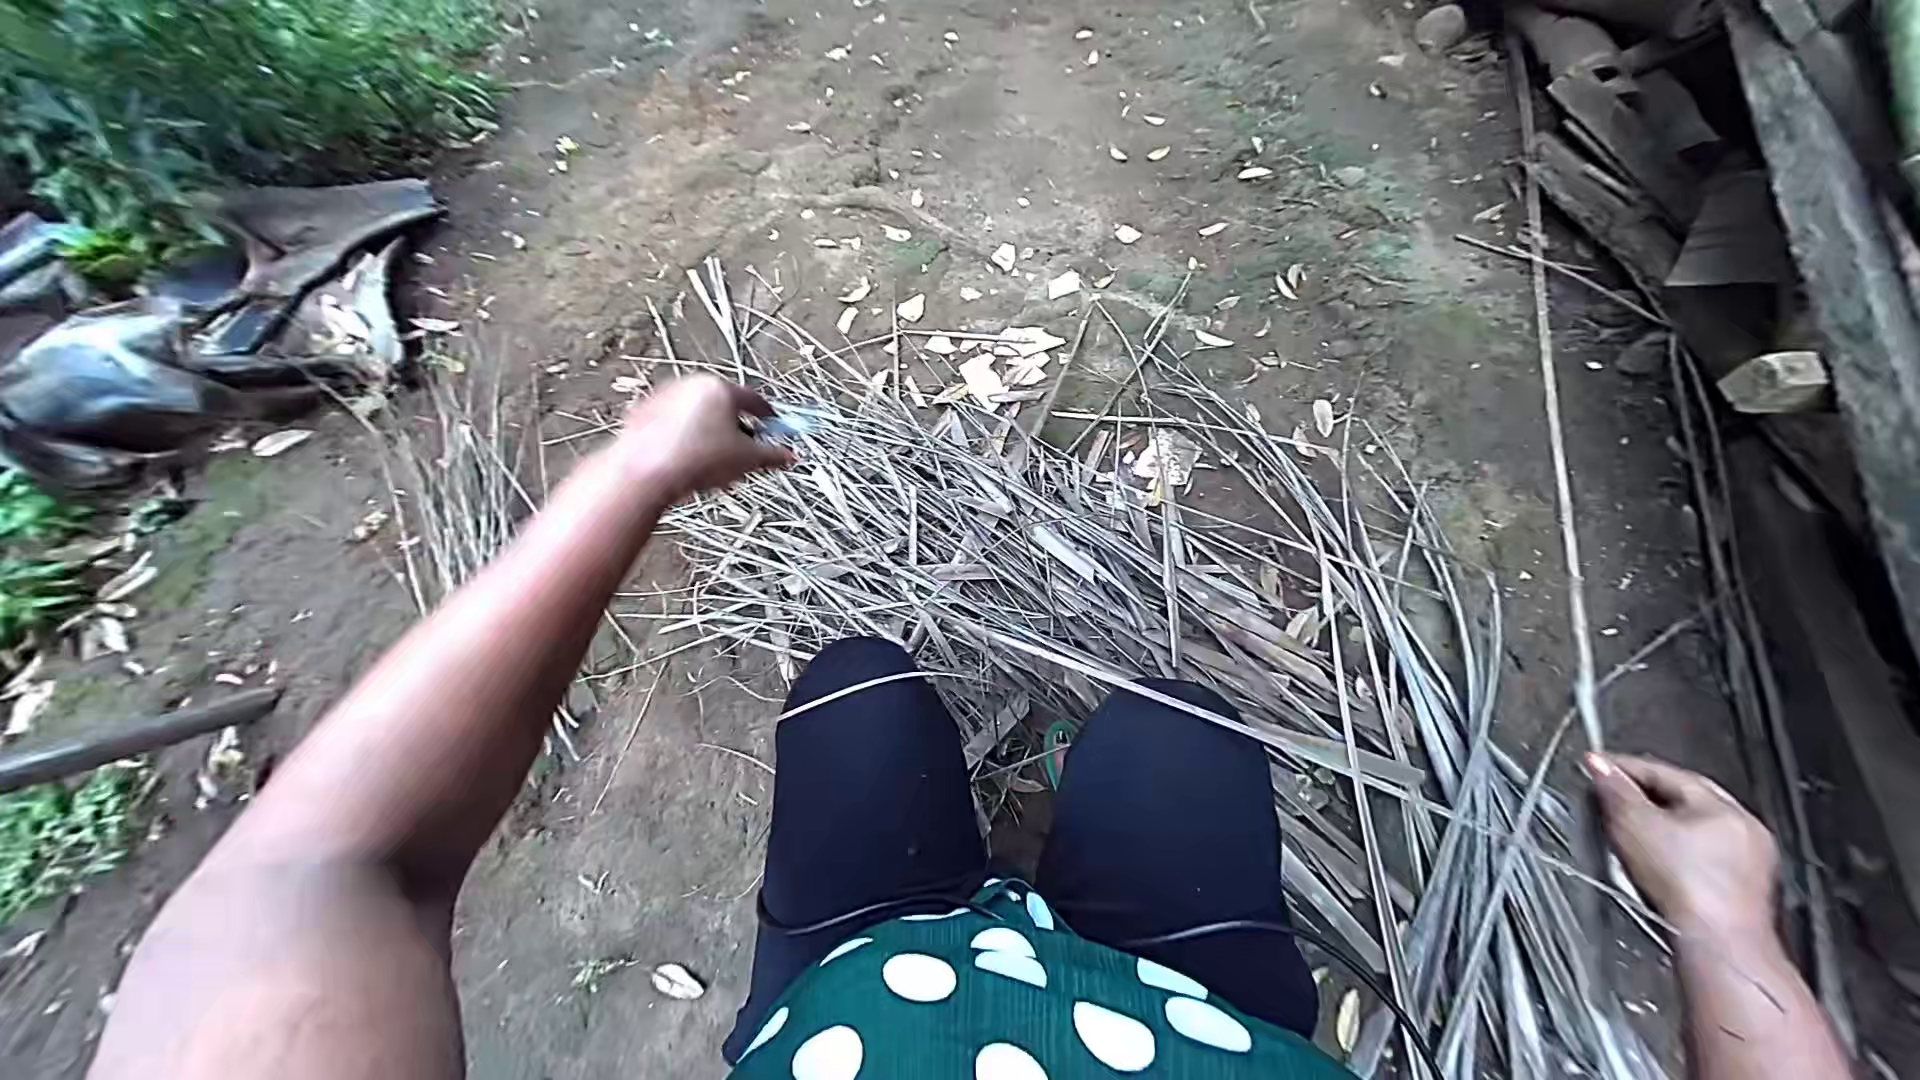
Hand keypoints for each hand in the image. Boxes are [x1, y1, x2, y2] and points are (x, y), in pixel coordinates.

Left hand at [617, 376, 793, 501]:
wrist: (646, 473)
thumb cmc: (697, 460)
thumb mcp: (748, 460)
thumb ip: (774, 455)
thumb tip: (790, 456)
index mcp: (721, 388)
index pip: (755, 401)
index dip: (769, 419)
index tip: (773, 430)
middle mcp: (692, 384)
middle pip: (726, 406)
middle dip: (739, 430)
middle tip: (745, 452)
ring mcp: (665, 396)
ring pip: (700, 415)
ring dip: (713, 434)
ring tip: (717, 462)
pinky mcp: (645, 413)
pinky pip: (676, 424)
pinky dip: (688, 438)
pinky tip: (691, 462)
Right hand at [1586, 752, 1779, 943]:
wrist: (1715, 938)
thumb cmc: (1684, 883)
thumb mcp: (1631, 820)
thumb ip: (1613, 787)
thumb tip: (1598, 764)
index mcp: (1725, 809)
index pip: (1665, 772)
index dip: (1624, 766)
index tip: (1596, 765)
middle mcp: (1745, 830)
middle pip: (1681, 796)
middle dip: (1641, 791)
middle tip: (1608, 790)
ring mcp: (1748, 859)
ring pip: (1690, 821)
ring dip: (1655, 816)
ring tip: (1625, 822)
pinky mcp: (1739, 883)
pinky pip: (1698, 847)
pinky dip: (1670, 841)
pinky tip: (1650, 852)